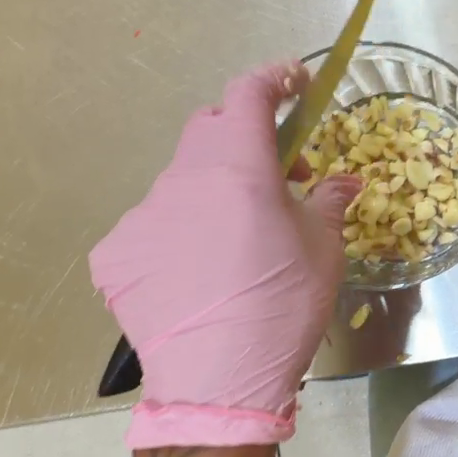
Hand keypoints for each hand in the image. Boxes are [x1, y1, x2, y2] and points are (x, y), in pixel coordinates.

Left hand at [89, 61, 362, 448]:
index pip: (248, 95)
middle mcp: (182, 179)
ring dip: (215, 191)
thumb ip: (328, 202)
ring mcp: (141, 216)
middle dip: (245, 137)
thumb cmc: (286, 305)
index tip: (292, 79)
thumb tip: (341, 181)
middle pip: (209, 130)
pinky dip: (183, 231)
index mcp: (239, 169)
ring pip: (183, 182)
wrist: (219, 379)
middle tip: (279, 176)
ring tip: (240, 241)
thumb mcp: (324, 250)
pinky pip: (155, 224)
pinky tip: (202, 273)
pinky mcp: (116, 252)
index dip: (272, 78)